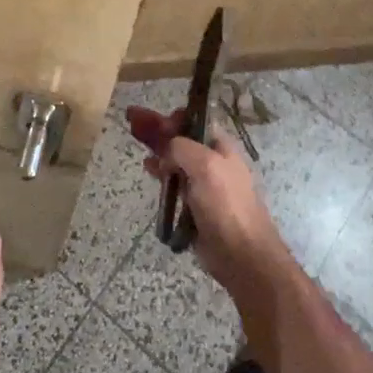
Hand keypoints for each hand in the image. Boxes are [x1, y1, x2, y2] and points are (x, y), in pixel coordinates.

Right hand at [127, 106, 292, 291]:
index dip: (173, 117)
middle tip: (131, 118)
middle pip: (181, 137)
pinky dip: (160, 172)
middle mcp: (212, 161)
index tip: (153, 119)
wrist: (241, 254)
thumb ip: (181, 148)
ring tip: (135, 139)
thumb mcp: (205, 166)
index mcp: (220, 147)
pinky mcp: (193, 205)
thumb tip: (166, 151)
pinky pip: (173, 182)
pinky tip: (148, 167)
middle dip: (157, 126)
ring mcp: (202, 184)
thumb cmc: (226, 205)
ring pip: (175, 158)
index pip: (195, 121)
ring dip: (156, 147)